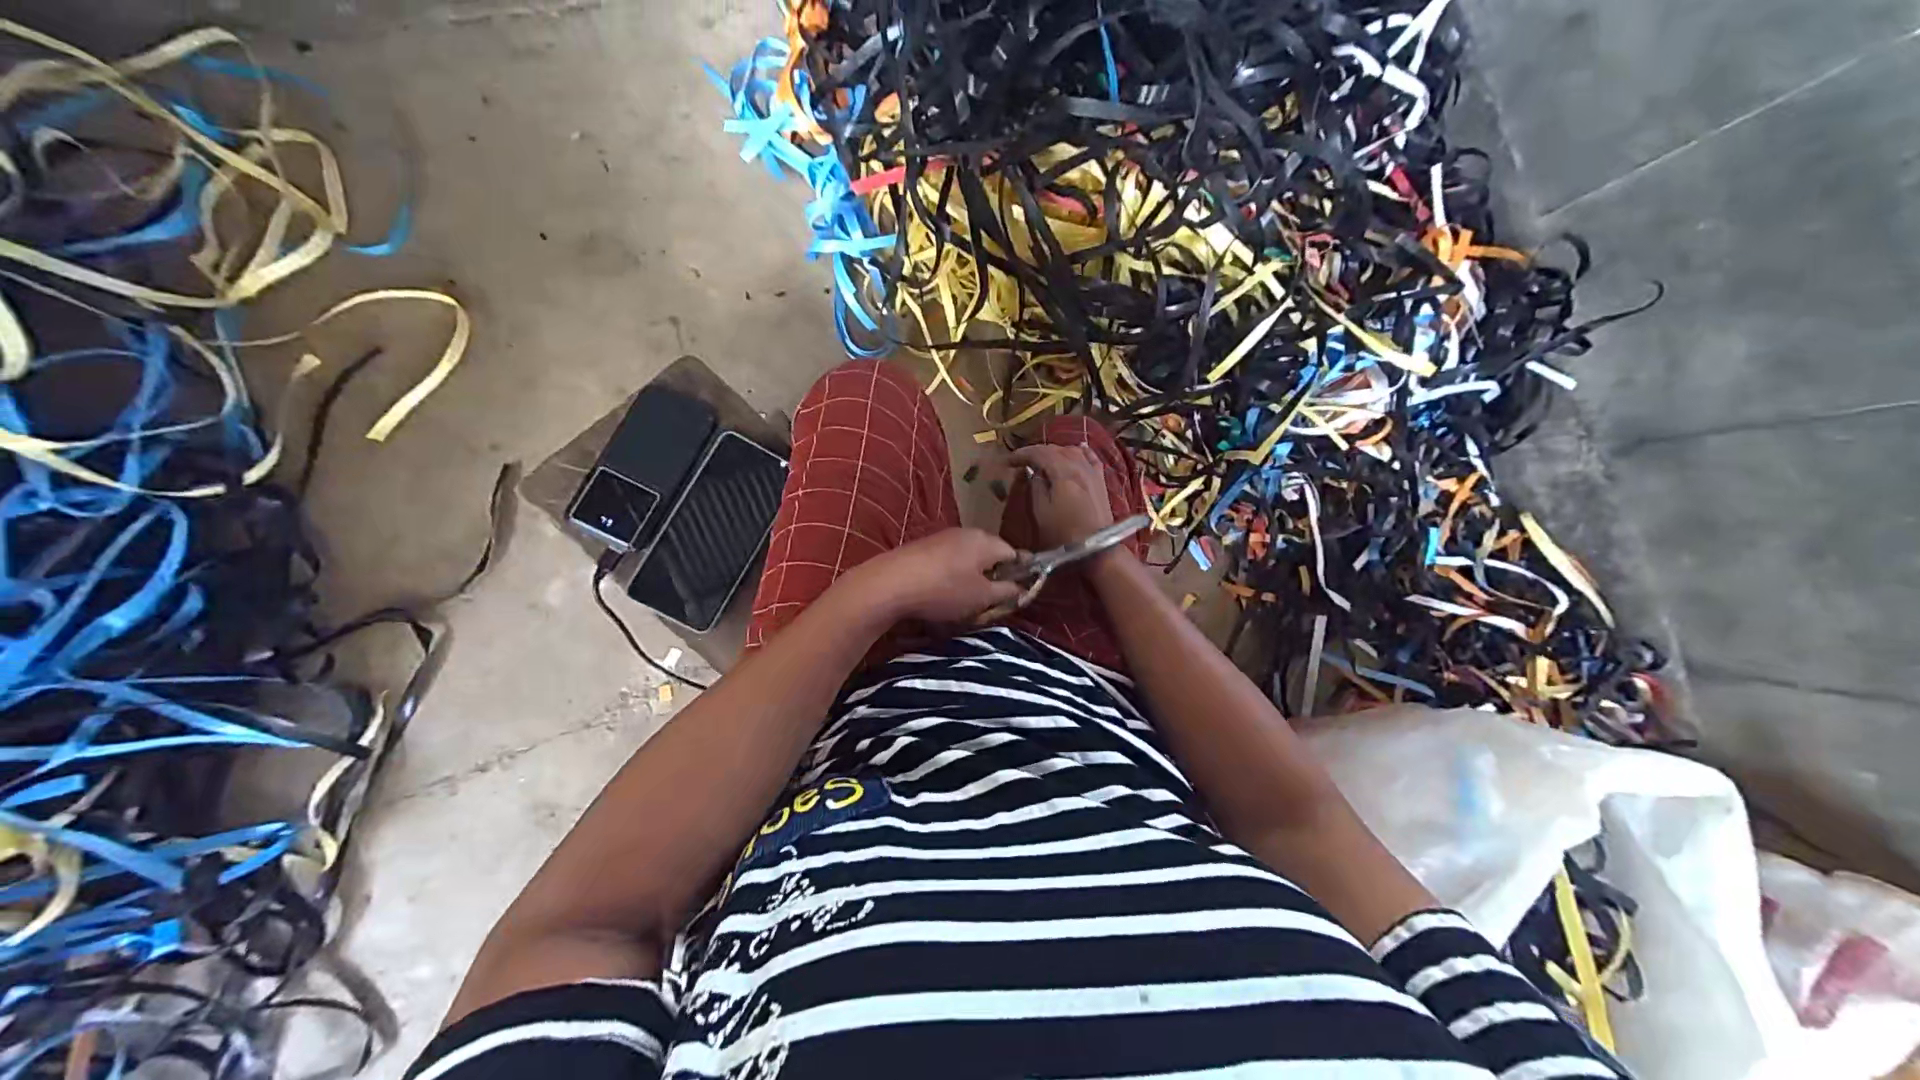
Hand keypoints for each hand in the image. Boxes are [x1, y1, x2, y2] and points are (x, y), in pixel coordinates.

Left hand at [838, 528, 1025, 624]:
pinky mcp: (924, 546)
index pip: (1014, 553)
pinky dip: (951, 573)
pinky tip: (942, 590)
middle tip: (990, 599)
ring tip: (965, 598)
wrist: (890, 583)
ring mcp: (943, 536)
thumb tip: (1022, 587)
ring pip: (968, 555)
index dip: (1020, 573)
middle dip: (994, 574)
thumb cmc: (944, 591)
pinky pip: (948, 559)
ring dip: (971, 574)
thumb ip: (1007, 591)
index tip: (1018, 592)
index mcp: (987, 541)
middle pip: (990, 552)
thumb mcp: (982, 597)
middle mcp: (967, 532)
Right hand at [1009, 443, 1115, 549]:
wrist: (1096, 549)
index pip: (1039, 453)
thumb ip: (1035, 486)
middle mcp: (1079, 466)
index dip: (1021, 454)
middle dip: (1036, 452)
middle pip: (1055, 449)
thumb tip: (1033, 472)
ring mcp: (1092, 472)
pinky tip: (1076, 449)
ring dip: (1055, 452)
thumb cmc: (1063, 534)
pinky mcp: (1100, 481)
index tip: (1007, 461)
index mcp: (1063, 472)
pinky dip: (1079, 451)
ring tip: (1042, 460)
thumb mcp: (1040, 512)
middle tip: (1021, 462)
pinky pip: (1090, 457)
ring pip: (1072, 451)